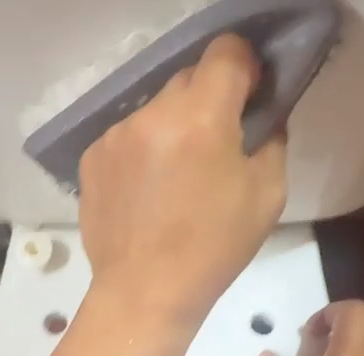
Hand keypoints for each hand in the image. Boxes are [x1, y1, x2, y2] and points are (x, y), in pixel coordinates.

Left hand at [77, 34, 287, 330]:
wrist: (144, 295)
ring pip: (155, 111)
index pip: (227, 53)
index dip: (244, 70)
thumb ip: (271, 141)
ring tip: (175, 180)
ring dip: (171, 130)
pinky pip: (126, 139)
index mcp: (201, 116)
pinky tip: (147, 195)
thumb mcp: (266, 196)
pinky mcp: (92, 160)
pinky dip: (141, 154)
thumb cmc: (212, 252)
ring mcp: (116, 135)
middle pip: (188, 79)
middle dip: (207, 103)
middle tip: (215, 148)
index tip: (249, 99)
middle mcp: (153, 114)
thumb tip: (262, 119)